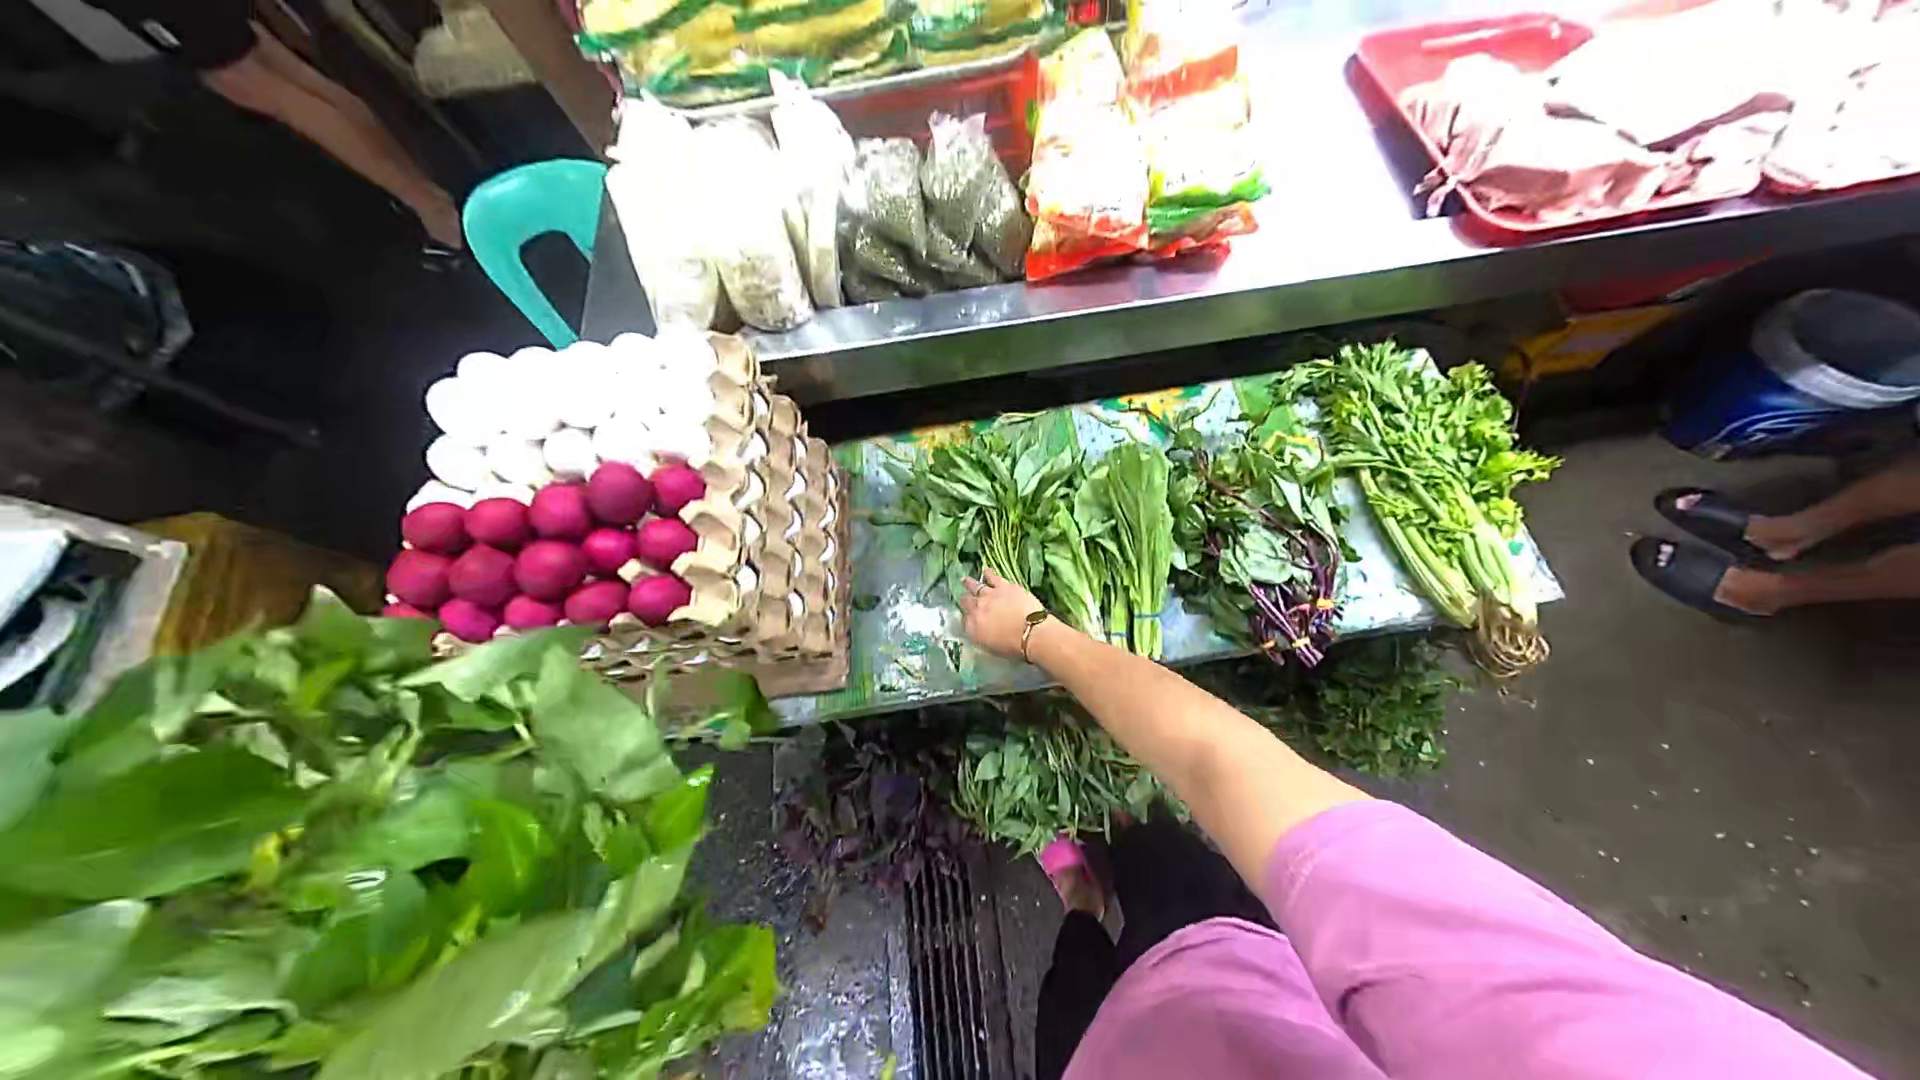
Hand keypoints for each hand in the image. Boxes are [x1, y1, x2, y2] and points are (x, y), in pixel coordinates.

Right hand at [958, 568, 1046, 660]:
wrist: (1031, 633)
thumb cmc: (1014, 647)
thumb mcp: (991, 648)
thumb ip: (981, 637)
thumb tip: (979, 631)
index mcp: (973, 628)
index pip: (964, 621)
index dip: (967, 618)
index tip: (969, 617)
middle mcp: (977, 609)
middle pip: (966, 602)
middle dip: (965, 600)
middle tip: (965, 598)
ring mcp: (989, 595)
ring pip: (975, 586)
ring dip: (969, 583)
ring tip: (965, 579)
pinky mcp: (1003, 586)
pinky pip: (992, 576)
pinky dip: (988, 573)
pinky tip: (985, 570)